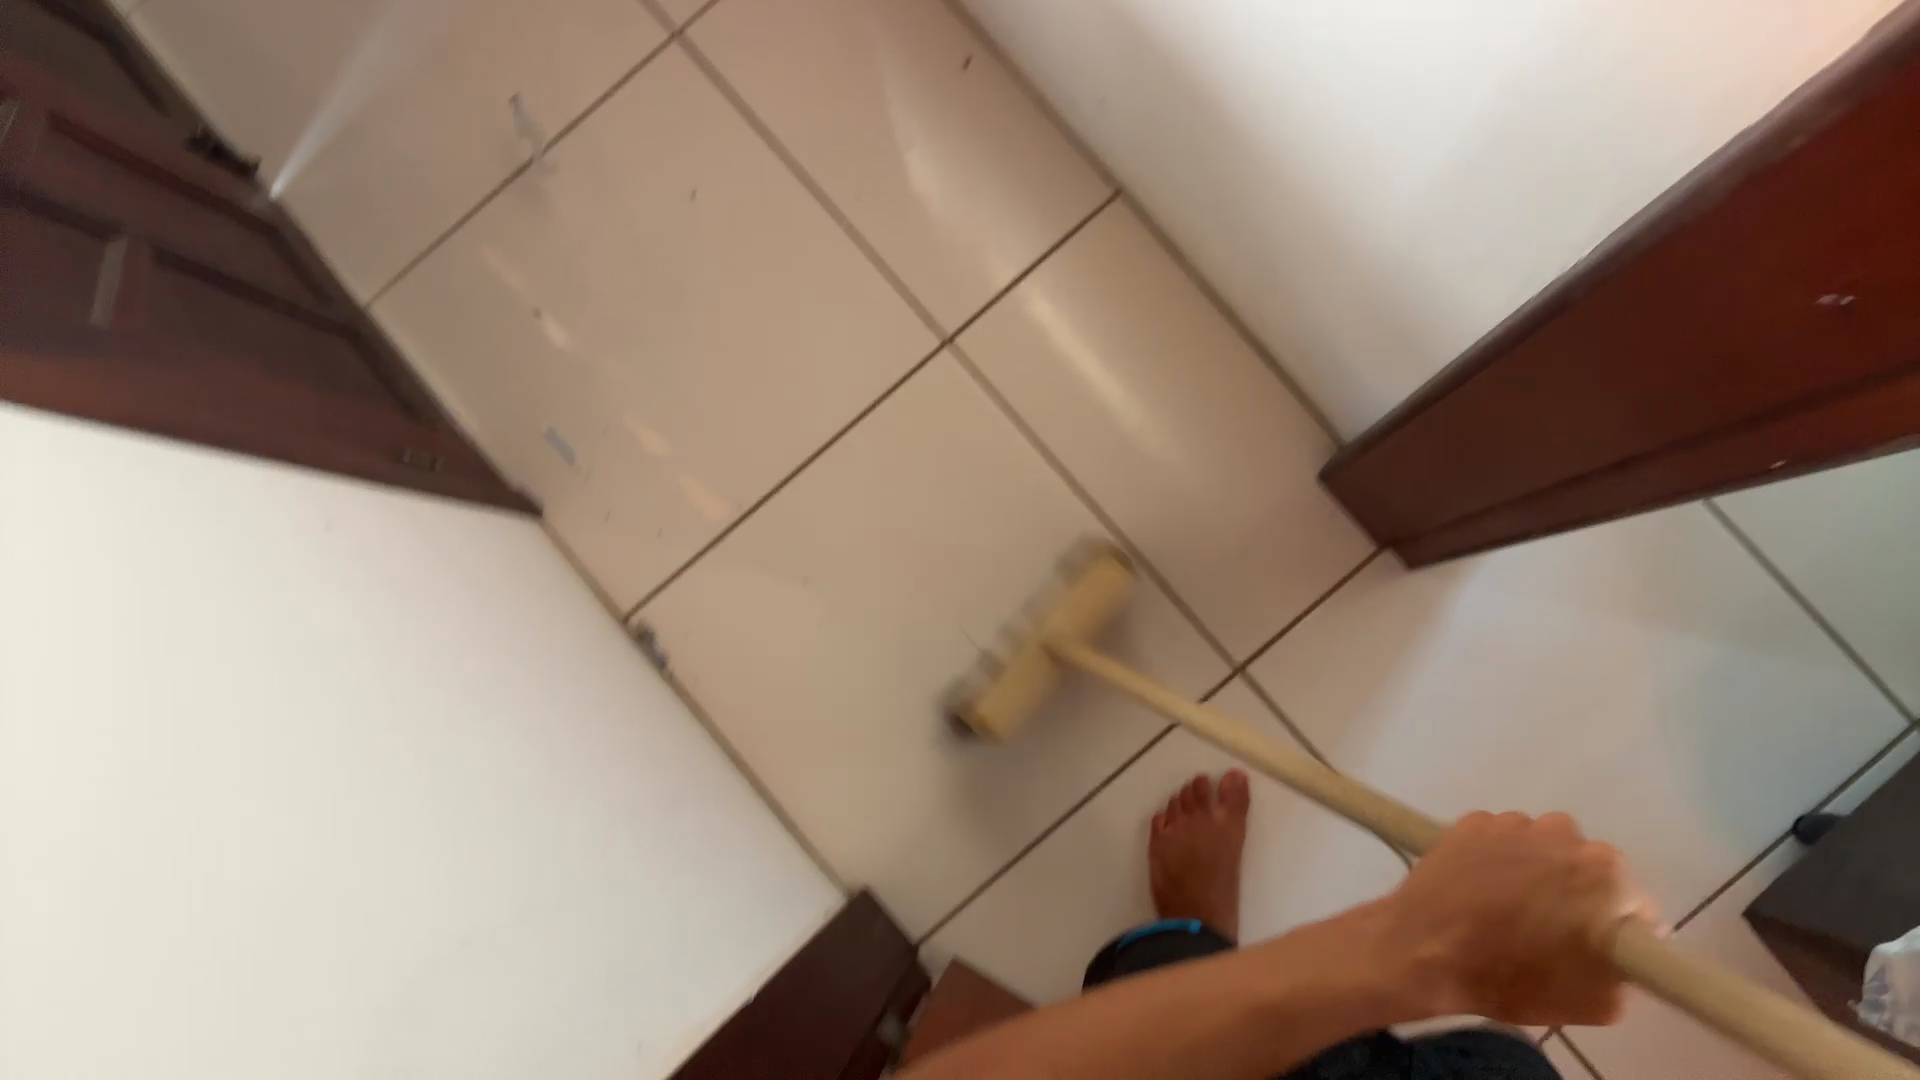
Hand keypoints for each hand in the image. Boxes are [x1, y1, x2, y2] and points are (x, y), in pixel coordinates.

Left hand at [1373, 811, 1657, 1026]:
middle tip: (1552, 922)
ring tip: (1509, 902)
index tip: (1600, 942)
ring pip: (1539, 844)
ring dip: (1534, 866)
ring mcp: (1509, 823)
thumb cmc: (1517, 977)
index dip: (1619, 924)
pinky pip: (1497, 837)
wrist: (1426, 947)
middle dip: (1576, 889)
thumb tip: (1625, 955)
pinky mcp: (1468, 821)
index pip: (1632, 899)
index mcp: (1606, 875)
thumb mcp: (1600, 1000)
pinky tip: (1480, 883)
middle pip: (1585, 864)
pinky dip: (1495, 855)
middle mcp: (1562, 835)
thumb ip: (1628, 971)